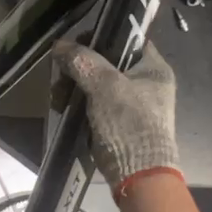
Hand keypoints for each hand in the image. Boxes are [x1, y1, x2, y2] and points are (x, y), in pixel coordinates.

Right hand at [54, 39, 181, 191]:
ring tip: (58, 98)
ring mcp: (132, 101)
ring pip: (95, 80)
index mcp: (153, 67)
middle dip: (78, 67)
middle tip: (61, 76)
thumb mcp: (104, 85)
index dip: (100, 36)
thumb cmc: (129, 123)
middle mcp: (145, 81)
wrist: (138, 176)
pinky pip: (93, 99)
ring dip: (73, 85)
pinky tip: (63, 106)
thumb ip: (82, 60)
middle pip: (105, 59)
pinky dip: (77, 100)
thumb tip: (59, 45)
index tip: (76, 44)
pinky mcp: (118, 119)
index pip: (126, 37)